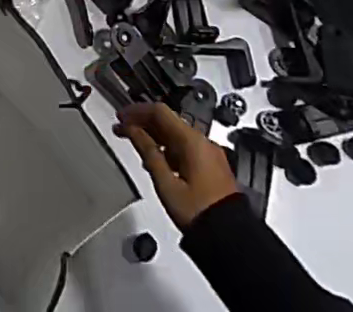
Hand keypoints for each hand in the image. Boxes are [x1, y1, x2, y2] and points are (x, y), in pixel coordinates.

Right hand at [114, 103, 236, 230]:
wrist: (232, 240)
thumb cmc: (201, 214)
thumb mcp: (166, 183)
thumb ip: (148, 151)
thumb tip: (133, 131)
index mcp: (192, 141)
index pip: (160, 112)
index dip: (137, 111)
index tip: (121, 116)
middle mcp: (204, 143)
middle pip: (168, 120)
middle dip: (143, 122)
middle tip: (123, 127)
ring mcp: (210, 154)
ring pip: (176, 133)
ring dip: (154, 134)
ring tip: (136, 143)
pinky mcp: (212, 167)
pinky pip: (185, 147)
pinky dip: (167, 146)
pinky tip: (156, 158)